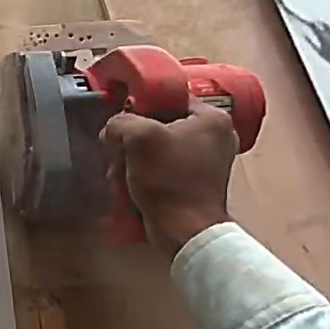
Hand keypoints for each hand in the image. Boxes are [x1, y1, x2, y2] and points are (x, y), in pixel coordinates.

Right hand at [101, 98, 238, 254]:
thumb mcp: (138, 138)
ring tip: (118, 171)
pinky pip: (162, 167)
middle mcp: (216, 136)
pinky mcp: (195, 182)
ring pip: (157, 147)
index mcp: (212, 118)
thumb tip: (113, 129)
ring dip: (132, 158)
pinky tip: (127, 183)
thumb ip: (120, 121)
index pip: (168, 98)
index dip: (139, 107)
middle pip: (159, 124)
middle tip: (116, 151)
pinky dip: (143, 173)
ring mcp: (207, 161)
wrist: (185, 230)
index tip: (120, 122)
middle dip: (131, 139)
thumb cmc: (168, 178)